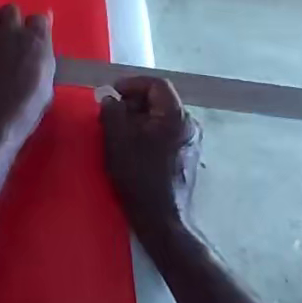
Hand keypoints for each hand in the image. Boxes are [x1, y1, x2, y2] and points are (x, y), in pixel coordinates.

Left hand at [0, 5, 55, 140]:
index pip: (39, 18)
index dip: (36, 26)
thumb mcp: (48, 78)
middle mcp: (13, 32)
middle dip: (10, 16)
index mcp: (37, 39)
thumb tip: (41, 51)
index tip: (35, 33)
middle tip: (10, 29)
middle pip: (11, 9)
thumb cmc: (33, 101)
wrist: (3, 111)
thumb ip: (43, 58)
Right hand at [100, 76, 200, 233]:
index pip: (156, 84)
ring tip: (118, 134)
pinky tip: (133, 150)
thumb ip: (112, 112)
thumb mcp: (117, 141)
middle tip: (109, 116)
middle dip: (132, 103)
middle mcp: (189, 124)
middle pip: (160, 100)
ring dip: (139, 120)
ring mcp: (192, 141)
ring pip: (162, 118)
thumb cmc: (138, 177)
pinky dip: (148, 133)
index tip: (111, 94)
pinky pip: (166, 134)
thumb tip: (110, 97)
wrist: (162, 218)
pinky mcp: (188, 156)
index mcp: (175, 116)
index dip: (131, 84)